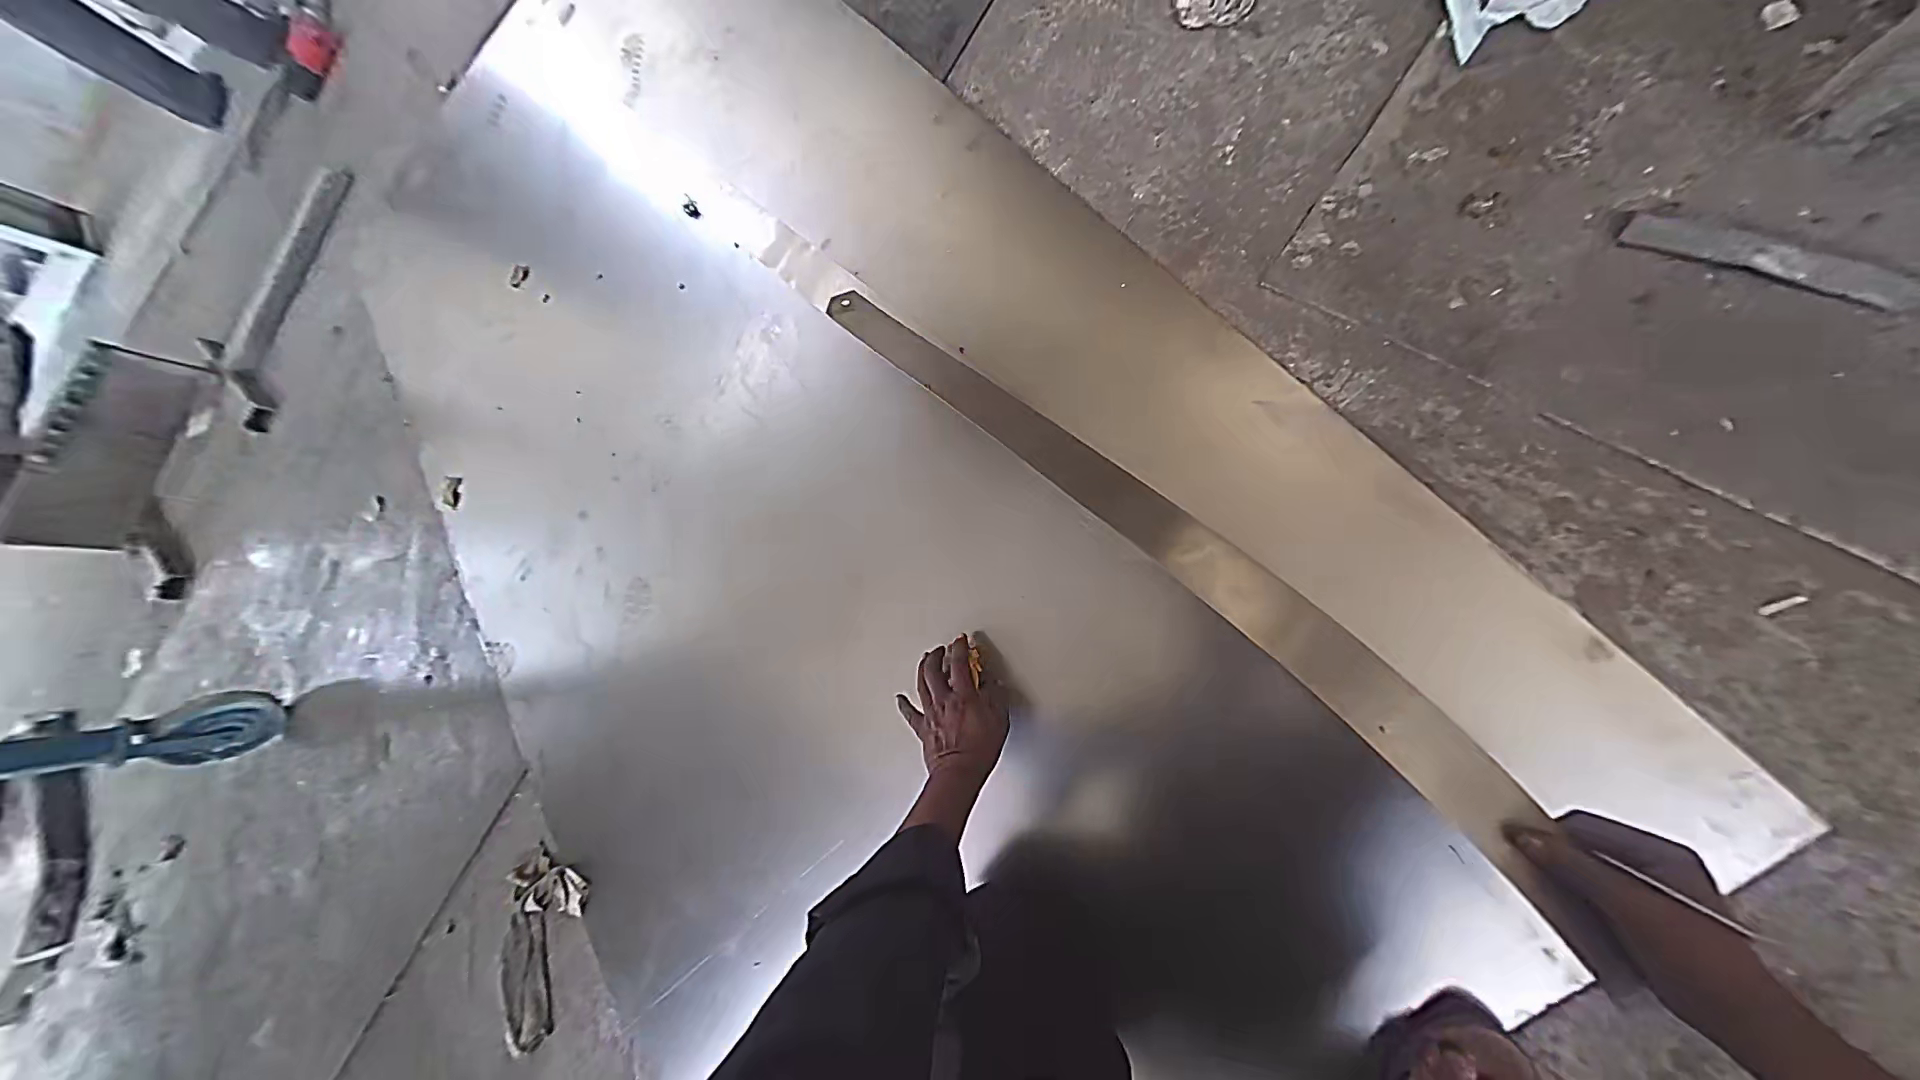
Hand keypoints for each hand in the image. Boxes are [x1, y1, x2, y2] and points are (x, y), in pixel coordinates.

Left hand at [895, 634, 1009, 786]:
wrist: (959, 773)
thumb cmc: (979, 750)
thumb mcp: (999, 719)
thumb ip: (996, 697)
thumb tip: (994, 684)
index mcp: (963, 695)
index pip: (959, 663)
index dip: (960, 648)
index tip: (961, 640)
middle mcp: (943, 701)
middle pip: (933, 669)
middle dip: (936, 655)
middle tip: (940, 649)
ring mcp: (931, 714)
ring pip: (921, 685)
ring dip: (922, 669)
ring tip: (925, 660)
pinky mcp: (923, 729)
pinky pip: (910, 714)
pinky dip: (904, 704)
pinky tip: (900, 699)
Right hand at [1509, 812, 1767, 1028]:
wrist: (1740, 1019)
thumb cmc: (1696, 957)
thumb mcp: (1626, 904)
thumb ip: (1574, 866)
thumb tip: (1524, 835)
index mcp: (1662, 853)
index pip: (1585, 826)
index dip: (1549, 834)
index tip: (1519, 844)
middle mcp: (1658, 867)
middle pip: (1586, 850)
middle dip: (1557, 861)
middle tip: (1534, 874)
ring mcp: (1653, 894)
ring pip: (1589, 875)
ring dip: (1567, 885)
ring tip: (1554, 900)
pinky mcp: (1646, 918)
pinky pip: (1598, 897)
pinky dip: (1580, 903)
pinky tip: (1575, 918)